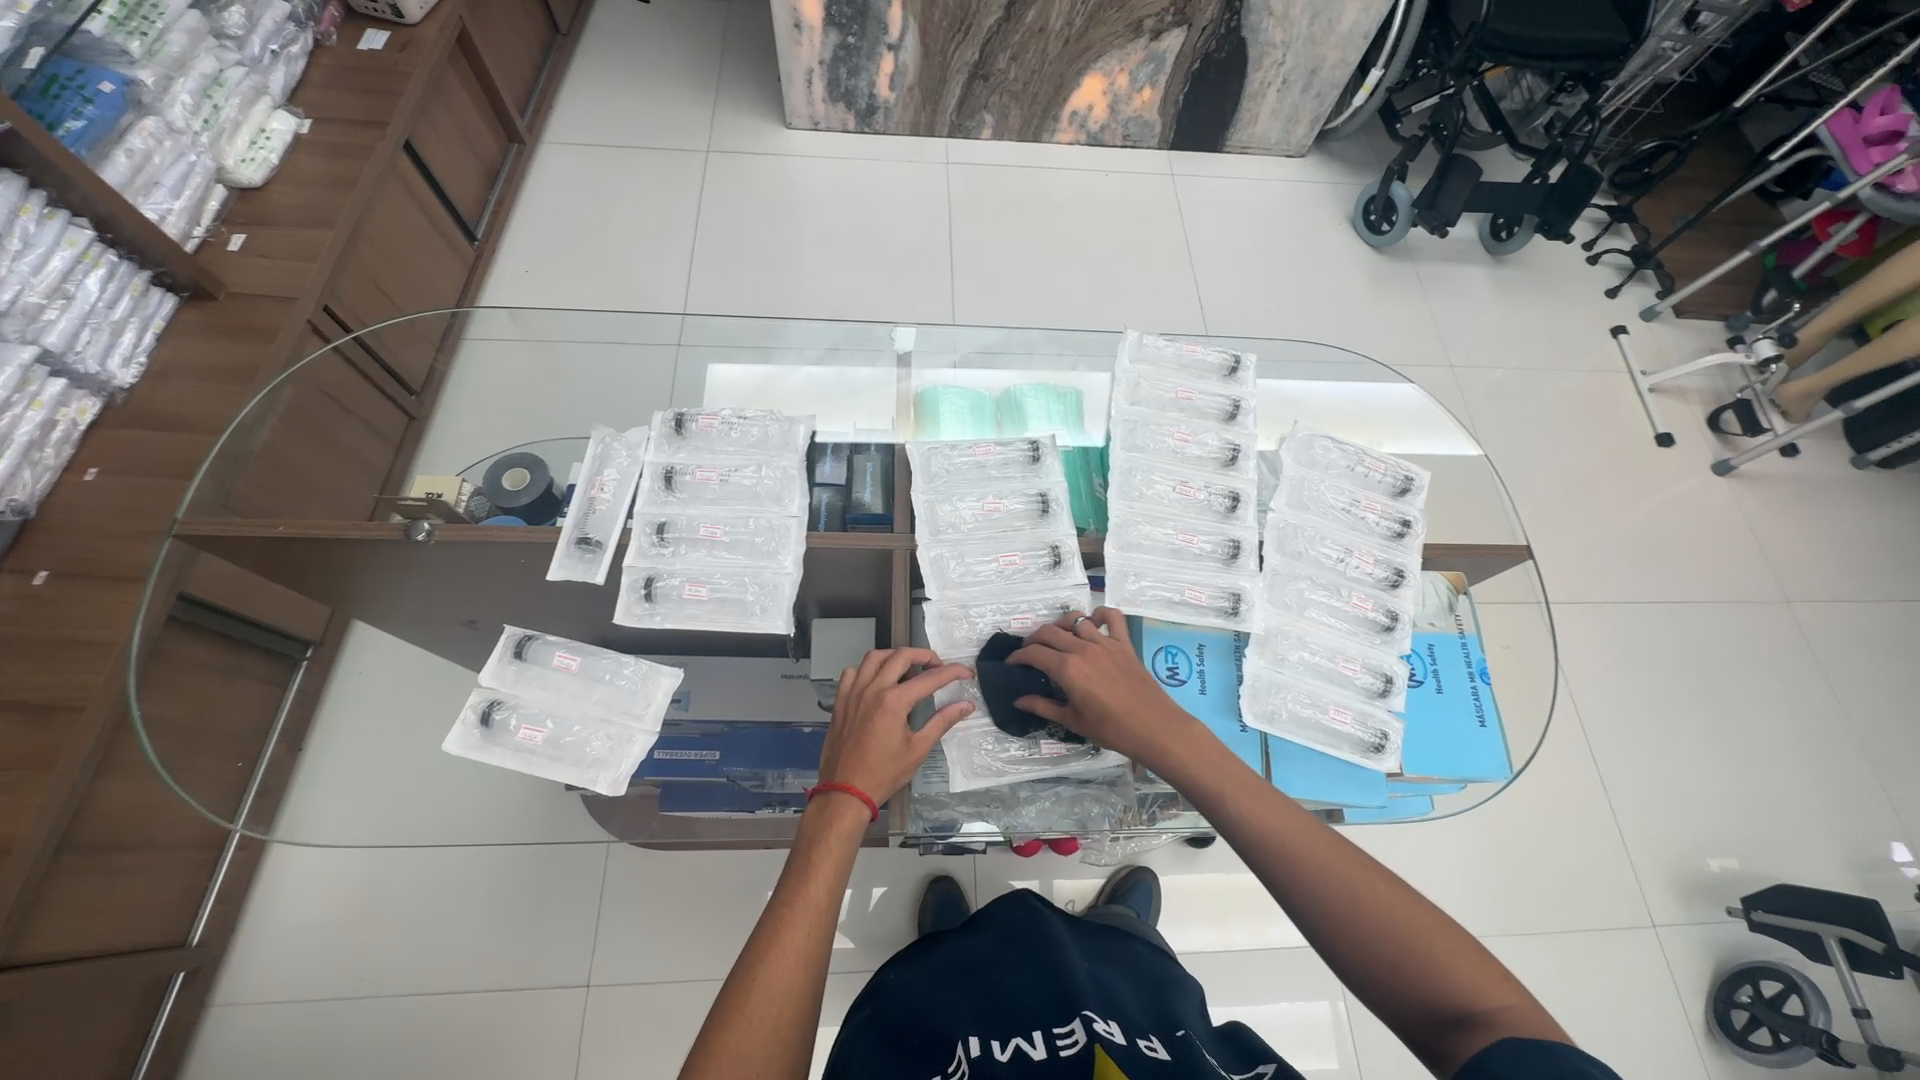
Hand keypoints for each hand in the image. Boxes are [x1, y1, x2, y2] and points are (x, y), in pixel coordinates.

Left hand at [816, 648, 973, 805]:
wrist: (845, 791)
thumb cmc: (884, 774)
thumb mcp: (918, 749)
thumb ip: (942, 722)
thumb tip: (966, 706)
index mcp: (894, 701)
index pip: (930, 678)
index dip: (952, 672)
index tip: (966, 673)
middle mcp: (872, 689)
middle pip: (901, 655)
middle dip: (924, 655)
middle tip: (937, 667)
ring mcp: (853, 693)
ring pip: (874, 657)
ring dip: (894, 657)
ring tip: (907, 671)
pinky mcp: (840, 701)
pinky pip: (852, 672)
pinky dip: (867, 670)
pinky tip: (877, 683)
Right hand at [1007, 607, 1200, 767]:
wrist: (1153, 727)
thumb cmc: (1111, 729)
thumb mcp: (1072, 721)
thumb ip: (1043, 707)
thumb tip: (1019, 700)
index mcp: (1067, 668)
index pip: (1034, 653)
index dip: (1018, 657)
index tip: (1012, 663)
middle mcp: (1083, 648)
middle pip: (1050, 632)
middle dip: (1034, 640)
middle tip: (1029, 653)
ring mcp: (1105, 643)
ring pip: (1076, 619)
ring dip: (1061, 625)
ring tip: (1057, 637)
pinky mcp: (1124, 644)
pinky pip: (1112, 617)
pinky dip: (1100, 614)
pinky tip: (1093, 623)